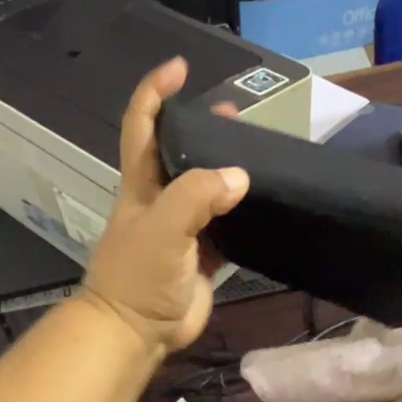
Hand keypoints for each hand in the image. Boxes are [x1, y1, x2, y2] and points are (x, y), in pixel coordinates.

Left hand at [80, 58, 248, 352]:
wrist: (136, 332)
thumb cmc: (138, 277)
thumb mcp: (161, 228)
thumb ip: (197, 197)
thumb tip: (239, 177)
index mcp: (140, 185)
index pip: (142, 126)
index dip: (155, 92)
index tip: (181, 69)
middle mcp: (159, 200)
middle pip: (179, 152)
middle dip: (202, 126)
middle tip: (238, 113)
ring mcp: (181, 230)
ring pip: (205, 188)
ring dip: (226, 168)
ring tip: (258, 151)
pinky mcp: (200, 257)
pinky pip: (225, 226)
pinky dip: (242, 211)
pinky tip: (265, 199)